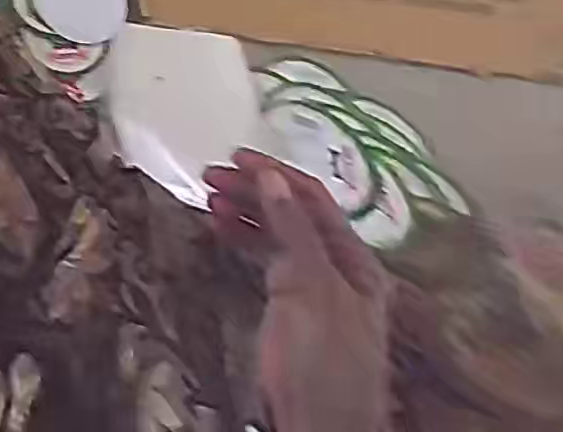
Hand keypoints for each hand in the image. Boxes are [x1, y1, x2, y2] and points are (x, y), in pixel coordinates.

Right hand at [206, 149, 392, 431]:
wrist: (315, 425)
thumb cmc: (321, 354)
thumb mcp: (309, 285)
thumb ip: (291, 227)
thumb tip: (271, 175)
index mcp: (353, 257)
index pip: (312, 198)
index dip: (275, 172)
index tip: (236, 157)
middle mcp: (335, 263)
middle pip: (291, 210)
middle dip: (253, 189)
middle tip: (212, 175)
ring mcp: (312, 282)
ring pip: (275, 230)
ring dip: (244, 209)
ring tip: (210, 197)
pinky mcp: (288, 299)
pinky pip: (264, 253)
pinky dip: (242, 235)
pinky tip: (219, 225)